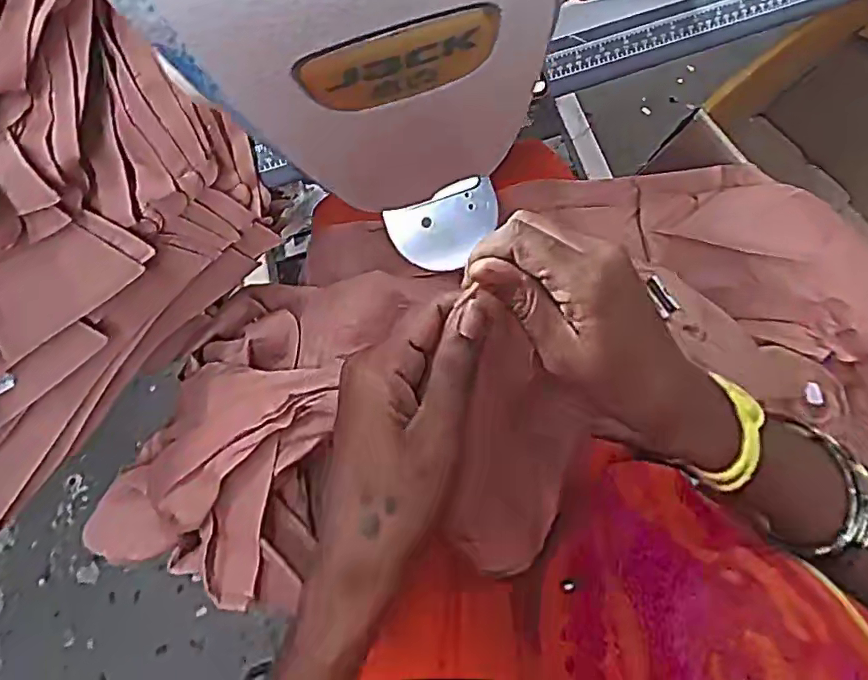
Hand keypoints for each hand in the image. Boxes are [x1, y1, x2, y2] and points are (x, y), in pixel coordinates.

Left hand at [278, 288, 504, 679]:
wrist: (359, 563)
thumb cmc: (400, 504)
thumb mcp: (439, 431)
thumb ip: (456, 363)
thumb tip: (475, 305)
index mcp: (376, 363)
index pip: (429, 309)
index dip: (469, 304)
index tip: (507, 310)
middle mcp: (364, 363)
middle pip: (422, 326)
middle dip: (463, 328)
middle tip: (507, 339)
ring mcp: (364, 384)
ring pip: (418, 348)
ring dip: (453, 351)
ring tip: (493, 360)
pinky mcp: (370, 404)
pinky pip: (409, 370)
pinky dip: (437, 373)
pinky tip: (463, 386)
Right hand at [466, 211, 738, 473]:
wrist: (671, 393)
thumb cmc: (618, 384)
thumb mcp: (559, 352)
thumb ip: (521, 302)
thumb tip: (482, 268)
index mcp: (586, 273)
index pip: (519, 235)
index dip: (486, 254)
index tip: (475, 285)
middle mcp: (598, 249)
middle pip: (528, 223)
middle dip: (497, 249)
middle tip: (485, 287)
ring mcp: (606, 250)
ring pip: (542, 228)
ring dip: (515, 252)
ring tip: (505, 290)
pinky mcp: (608, 258)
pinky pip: (559, 241)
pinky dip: (536, 256)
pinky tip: (531, 288)